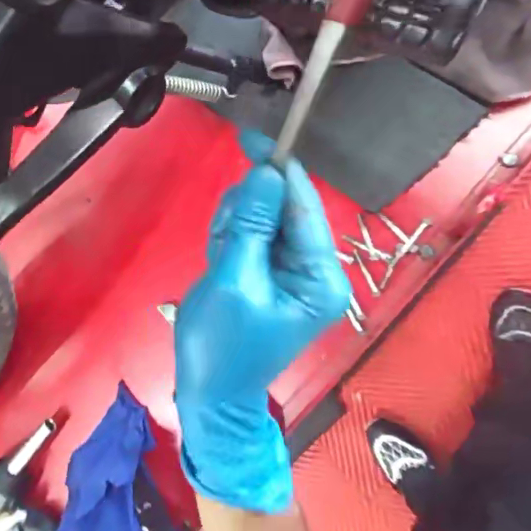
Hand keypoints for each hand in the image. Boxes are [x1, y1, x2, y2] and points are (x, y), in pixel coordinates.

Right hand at [175, 134, 351, 513]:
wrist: (210, 393)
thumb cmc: (222, 345)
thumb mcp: (234, 281)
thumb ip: (251, 224)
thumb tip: (265, 172)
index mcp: (320, 276)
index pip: (304, 207)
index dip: (279, 170)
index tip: (252, 137)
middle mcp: (315, 269)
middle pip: (282, 208)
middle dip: (245, 213)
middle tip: (222, 244)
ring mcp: (293, 271)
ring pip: (262, 217)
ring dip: (234, 228)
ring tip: (219, 261)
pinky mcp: (271, 272)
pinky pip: (251, 235)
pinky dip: (230, 239)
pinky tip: (221, 262)